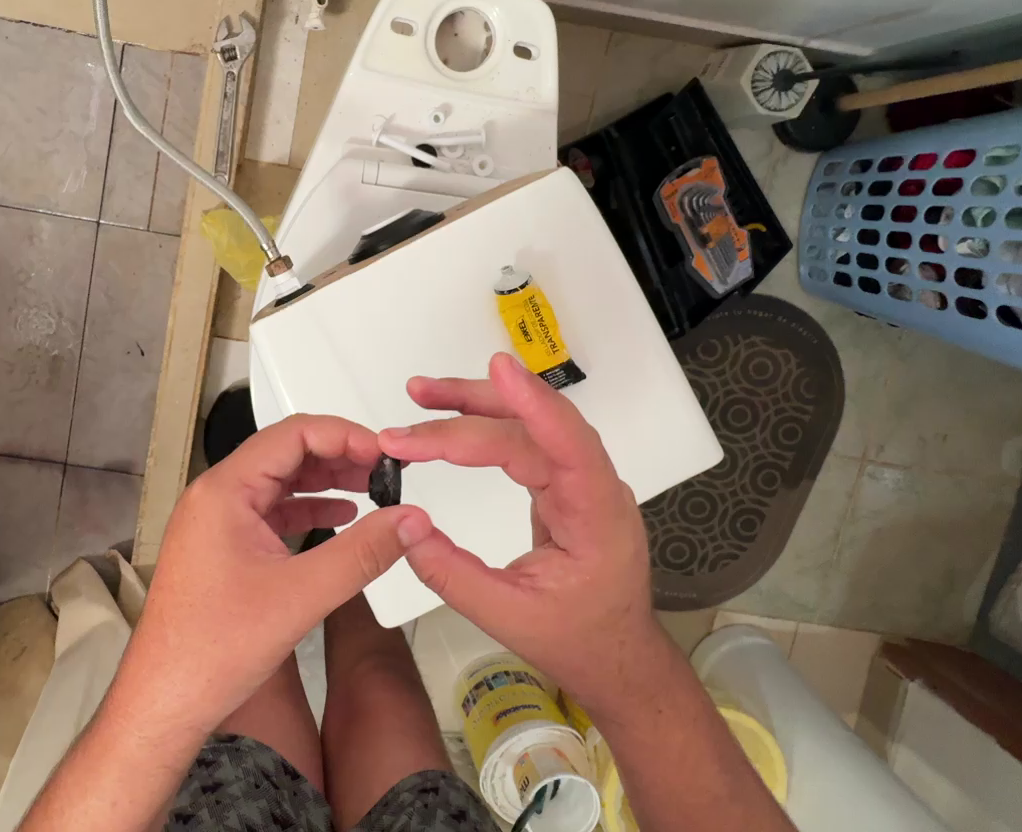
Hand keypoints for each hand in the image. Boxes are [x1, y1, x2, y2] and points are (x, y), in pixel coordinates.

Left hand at [109, 414, 431, 736]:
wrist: (163, 702)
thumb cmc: (216, 648)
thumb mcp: (301, 595)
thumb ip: (362, 553)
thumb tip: (412, 519)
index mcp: (225, 490)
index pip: (292, 434)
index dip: (344, 435)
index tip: (383, 453)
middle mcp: (216, 495)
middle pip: (286, 453)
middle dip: (338, 456)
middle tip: (385, 471)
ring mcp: (217, 521)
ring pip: (279, 482)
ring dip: (325, 481)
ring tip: (372, 489)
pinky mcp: (222, 546)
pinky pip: (271, 512)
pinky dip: (307, 510)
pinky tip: (339, 518)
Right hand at [382, 353, 662, 710]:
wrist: (617, 655)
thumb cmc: (575, 641)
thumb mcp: (508, 618)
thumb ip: (451, 573)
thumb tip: (405, 524)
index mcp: (597, 517)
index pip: (570, 445)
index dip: (535, 402)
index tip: (499, 366)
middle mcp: (594, 486)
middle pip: (533, 428)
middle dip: (471, 408)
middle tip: (414, 397)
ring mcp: (579, 480)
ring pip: (526, 427)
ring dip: (474, 405)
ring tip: (422, 394)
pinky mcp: (562, 481)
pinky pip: (524, 441)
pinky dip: (484, 426)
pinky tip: (453, 417)